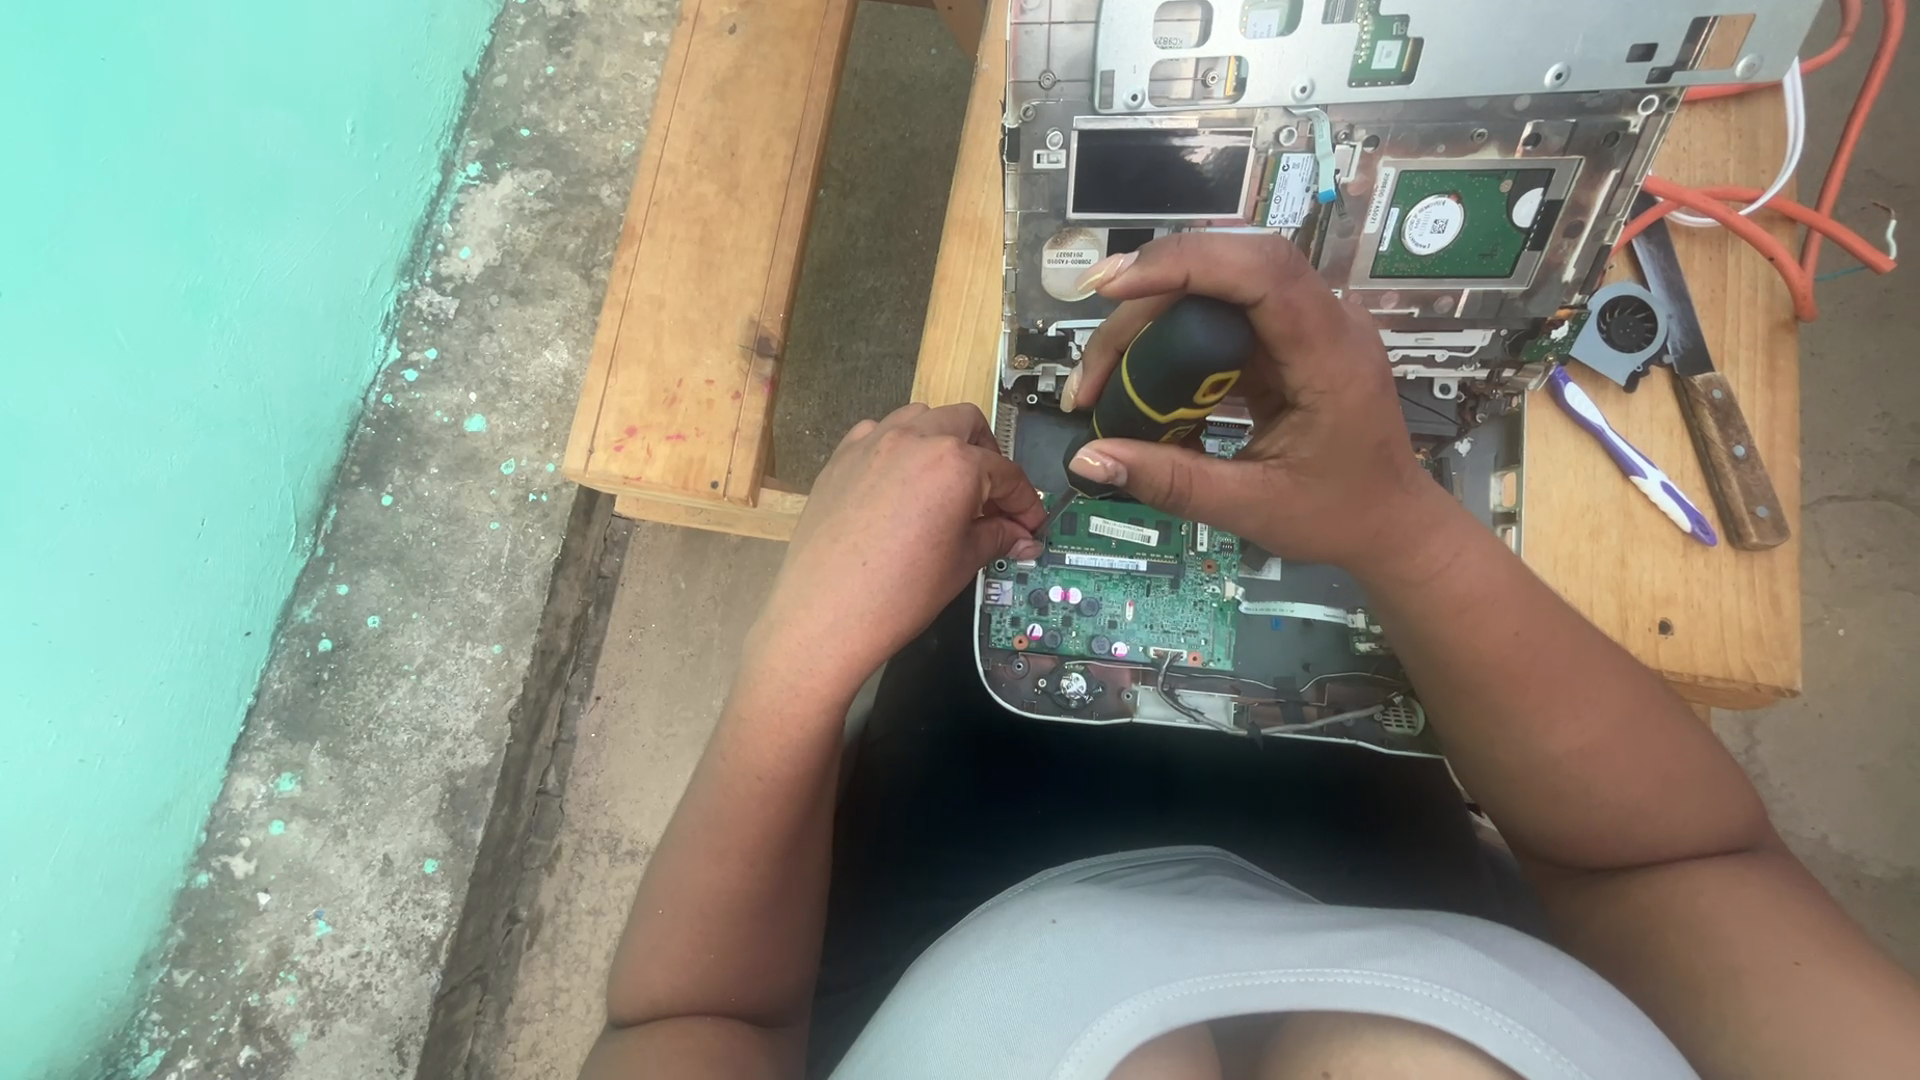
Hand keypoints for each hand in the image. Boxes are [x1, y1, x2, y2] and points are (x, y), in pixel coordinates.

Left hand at [744, 403, 1045, 697]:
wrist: (825, 615)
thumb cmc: (897, 595)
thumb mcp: (960, 564)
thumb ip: (996, 537)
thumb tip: (1022, 536)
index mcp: (954, 465)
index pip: (1005, 474)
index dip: (1024, 502)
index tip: (1029, 524)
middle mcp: (914, 439)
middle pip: (967, 425)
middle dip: (987, 456)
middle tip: (991, 498)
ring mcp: (872, 442)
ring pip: (922, 417)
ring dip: (943, 442)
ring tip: (947, 484)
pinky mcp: (842, 457)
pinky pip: (880, 434)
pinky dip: (900, 448)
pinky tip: (901, 484)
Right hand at [1059, 232, 1457, 578]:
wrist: (1389, 524)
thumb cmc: (1335, 516)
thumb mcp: (1249, 507)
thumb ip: (1169, 482)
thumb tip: (1085, 459)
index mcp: (1330, 355)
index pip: (1261, 271)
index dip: (1184, 264)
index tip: (1113, 290)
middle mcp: (1322, 321)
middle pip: (1223, 274)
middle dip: (1143, 308)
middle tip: (1089, 374)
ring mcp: (1303, 327)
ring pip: (1213, 293)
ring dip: (1148, 328)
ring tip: (1099, 382)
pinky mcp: (1283, 343)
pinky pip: (1217, 323)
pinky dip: (1168, 347)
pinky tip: (1134, 383)